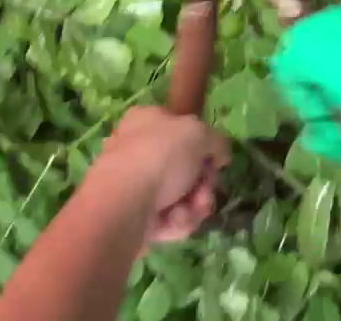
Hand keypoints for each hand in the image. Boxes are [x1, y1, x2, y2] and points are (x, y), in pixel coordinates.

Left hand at [92, 107, 229, 243]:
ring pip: (180, 196)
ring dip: (193, 206)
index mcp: (146, 119)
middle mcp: (138, 147)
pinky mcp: (134, 215)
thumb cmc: (159, 156)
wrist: (122, 204)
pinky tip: (172, 222)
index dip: (203, 147)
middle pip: (186, 167)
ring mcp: (134, 183)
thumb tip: (219, 153)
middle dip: (202, 184)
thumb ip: (216, 140)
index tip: (214, 162)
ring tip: (189, 210)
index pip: (182, 130)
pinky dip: (176, 222)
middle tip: (204, 192)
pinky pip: (168, 218)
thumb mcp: (198, 133)